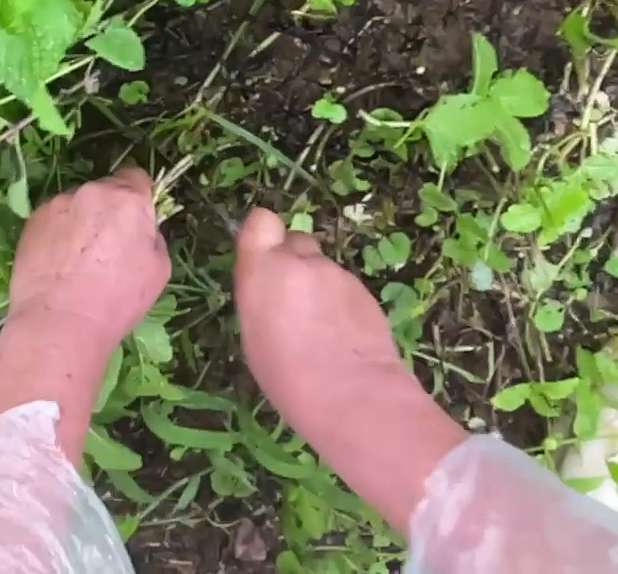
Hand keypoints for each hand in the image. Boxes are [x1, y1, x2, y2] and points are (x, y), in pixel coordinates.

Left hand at [0, 168, 169, 463]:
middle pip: (104, 191)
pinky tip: (56, 263)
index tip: (133, 220)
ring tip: (75, 261)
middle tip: (104, 247)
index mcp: (128, 199)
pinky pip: (53, 218)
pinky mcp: (33, 219)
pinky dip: (57, 233)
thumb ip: (151, 236)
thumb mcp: (158, 269)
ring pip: (76, 204)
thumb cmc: (116, 300)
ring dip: (80, 221)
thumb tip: (139, 229)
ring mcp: (59, 203)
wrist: (60, 323)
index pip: (136, 177)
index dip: (137, 198)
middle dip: (106, 211)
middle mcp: (92, 191)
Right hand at [233, 207, 464, 532]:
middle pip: (294, 240)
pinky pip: (344, 285)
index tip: (266, 259)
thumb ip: (261, 293)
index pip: (260, 220)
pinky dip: (341, 302)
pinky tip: (344, 335)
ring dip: (319, 285)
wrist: (354, 397)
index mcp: (261, 270)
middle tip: (295, 299)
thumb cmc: (287, 377)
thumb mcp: (254, 334)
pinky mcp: (363, 287)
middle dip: (294, 261)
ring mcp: (334, 272)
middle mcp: (298, 261)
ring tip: (323, 327)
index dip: (264, 235)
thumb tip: (272, 284)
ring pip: (321, 266)